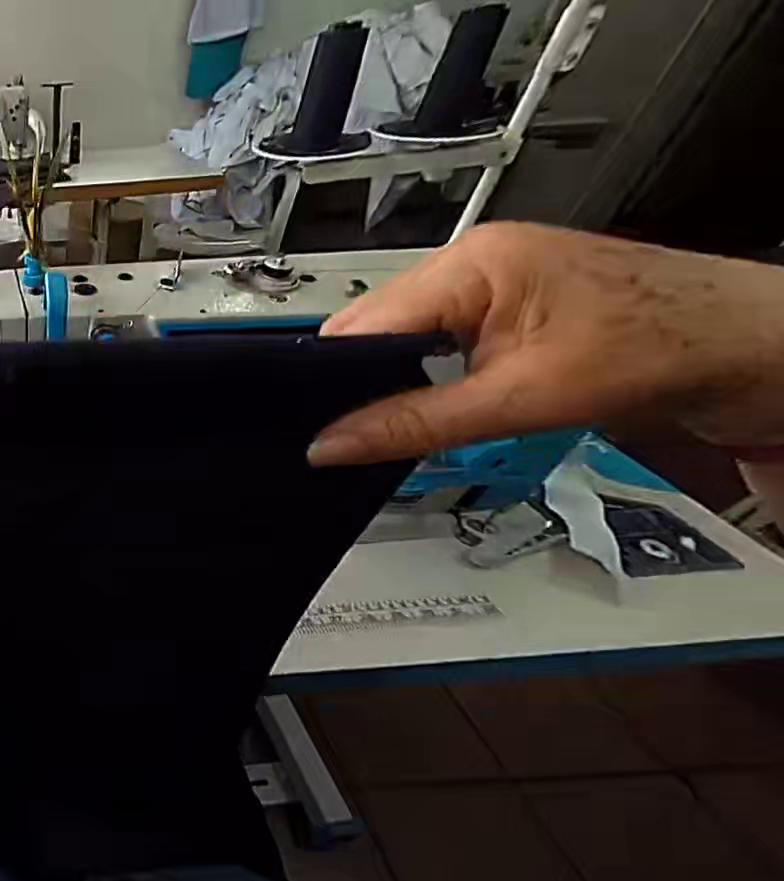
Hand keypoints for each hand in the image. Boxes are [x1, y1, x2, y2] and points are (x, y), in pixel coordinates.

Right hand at [311, 222, 783, 464]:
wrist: (758, 345)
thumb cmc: (671, 348)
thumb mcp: (522, 399)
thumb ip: (411, 424)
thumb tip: (328, 446)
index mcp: (473, 263)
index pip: (360, 325)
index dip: (332, 378)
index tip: (316, 426)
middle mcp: (468, 259)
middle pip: (364, 329)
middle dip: (352, 380)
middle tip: (348, 428)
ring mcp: (478, 277)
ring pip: (384, 336)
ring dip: (379, 379)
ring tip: (381, 414)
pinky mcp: (487, 300)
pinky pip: (414, 337)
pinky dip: (405, 373)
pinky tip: (414, 396)